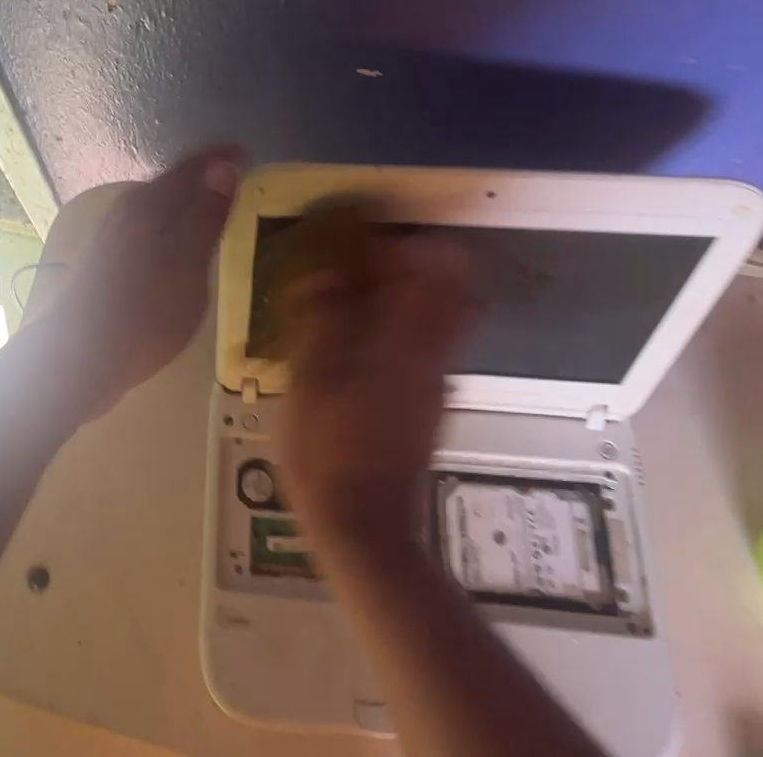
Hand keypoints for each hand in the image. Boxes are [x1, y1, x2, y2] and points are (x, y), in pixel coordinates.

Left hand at [40, 145, 243, 418]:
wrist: (77, 358)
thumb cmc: (143, 312)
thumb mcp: (187, 264)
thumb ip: (205, 216)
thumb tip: (224, 167)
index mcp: (149, 204)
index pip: (191, 165)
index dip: (221, 158)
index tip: (249, 157)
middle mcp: (127, 211)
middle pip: (172, 186)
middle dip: (205, 184)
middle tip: (240, 196)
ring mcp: (113, 238)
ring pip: (159, 211)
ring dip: (187, 212)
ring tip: (217, 226)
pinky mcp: (107, 264)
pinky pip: (149, 234)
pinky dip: (172, 235)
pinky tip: (182, 259)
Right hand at [277, 236, 470, 539]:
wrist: (366, 526)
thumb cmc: (326, 453)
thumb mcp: (309, 384)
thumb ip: (321, 322)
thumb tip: (327, 272)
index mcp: (403, 344)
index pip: (428, 267)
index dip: (397, 240)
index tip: (360, 236)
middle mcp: (434, 356)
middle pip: (453, 285)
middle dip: (416, 260)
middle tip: (367, 261)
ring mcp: (439, 381)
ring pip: (447, 314)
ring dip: (413, 292)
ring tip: (360, 297)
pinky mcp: (433, 403)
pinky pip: (433, 345)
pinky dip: (409, 326)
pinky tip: (364, 343)